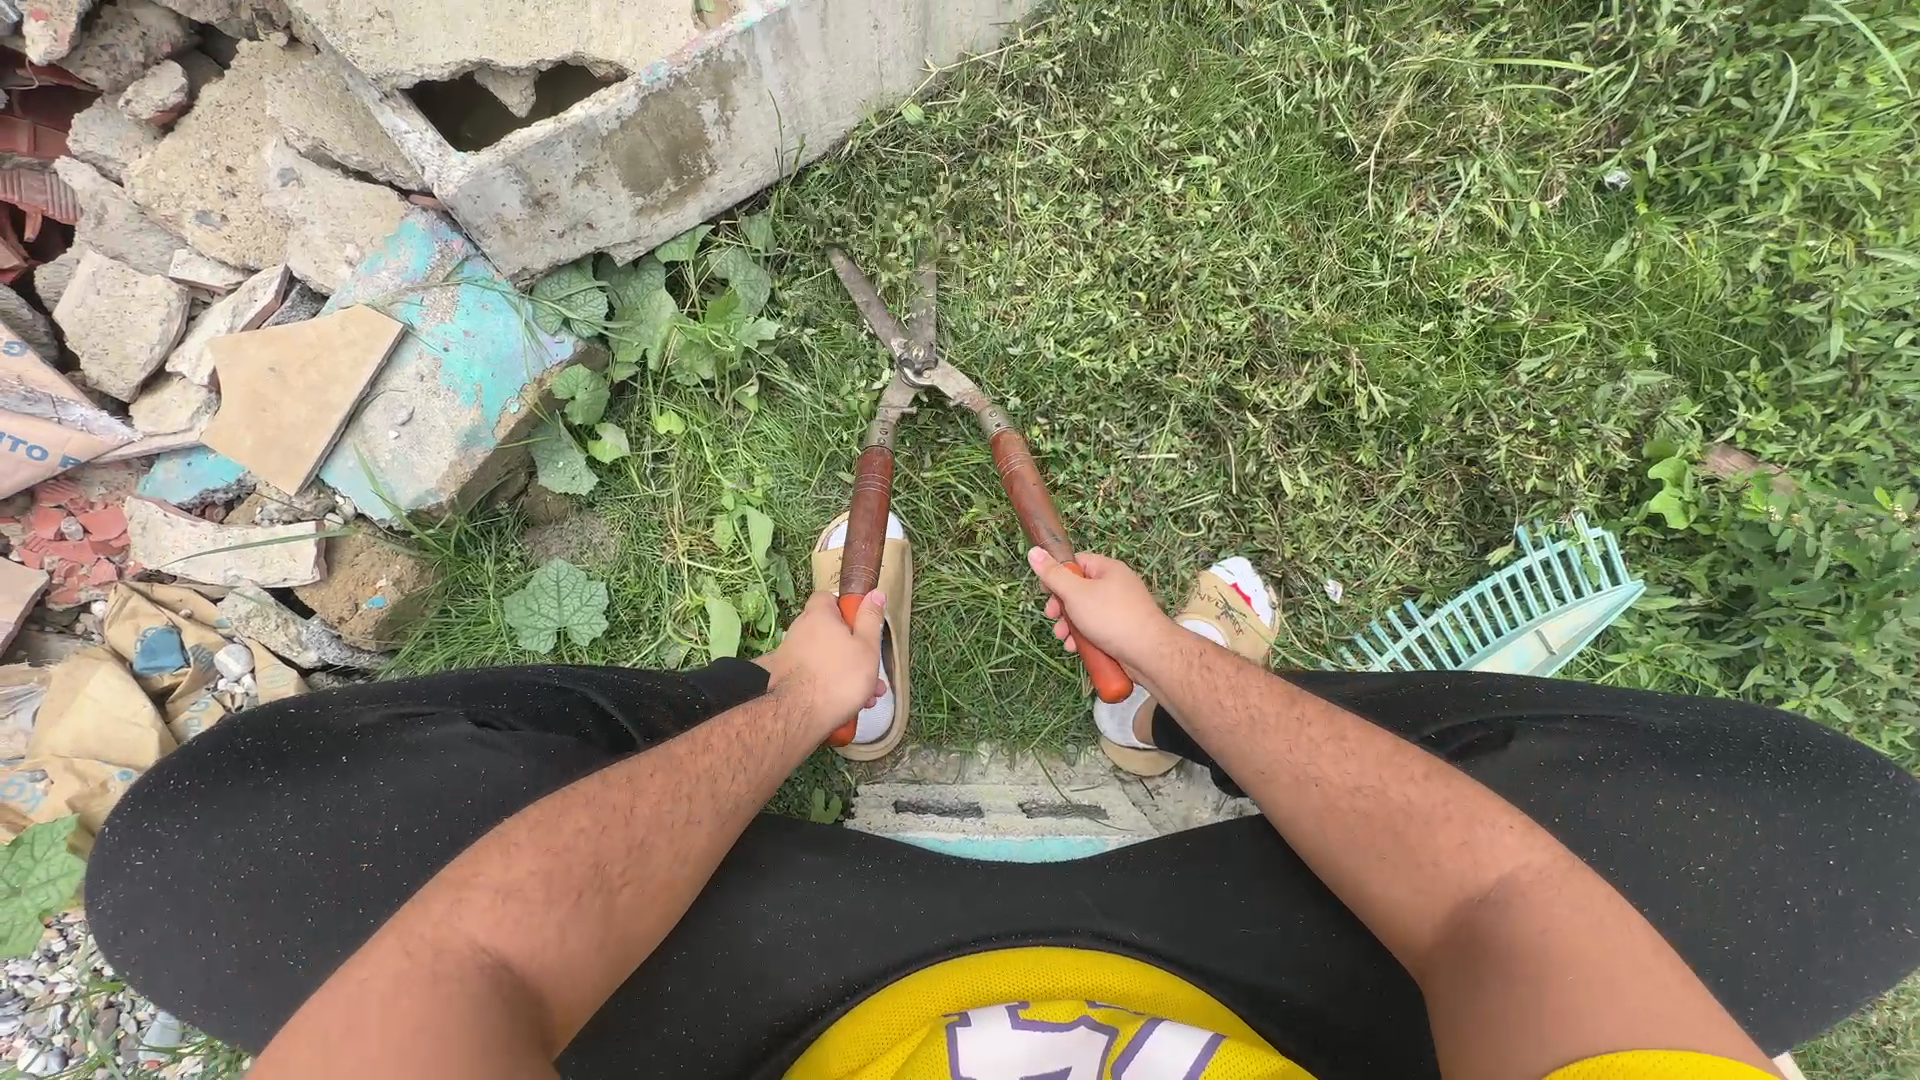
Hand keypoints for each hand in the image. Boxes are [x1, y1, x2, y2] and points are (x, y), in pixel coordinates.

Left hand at [755, 591, 887, 735]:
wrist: (800, 716)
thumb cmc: (840, 677)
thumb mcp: (867, 646)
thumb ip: (871, 618)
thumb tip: (875, 593)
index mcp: (819, 616)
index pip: (827, 597)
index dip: (845, 608)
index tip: (860, 626)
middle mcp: (799, 630)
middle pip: (829, 631)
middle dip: (853, 649)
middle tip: (871, 669)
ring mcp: (789, 654)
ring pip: (824, 657)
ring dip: (845, 671)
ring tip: (867, 696)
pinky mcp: (784, 677)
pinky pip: (813, 674)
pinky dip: (828, 684)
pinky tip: (846, 705)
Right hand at [1027, 548, 1176, 673]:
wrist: (1148, 653)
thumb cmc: (1111, 618)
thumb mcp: (1076, 593)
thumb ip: (1053, 574)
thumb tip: (1034, 552)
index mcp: (1107, 569)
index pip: (1076, 562)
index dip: (1057, 574)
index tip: (1046, 591)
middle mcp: (1115, 586)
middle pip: (1078, 590)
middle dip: (1061, 606)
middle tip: (1053, 617)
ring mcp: (1120, 609)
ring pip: (1085, 612)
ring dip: (1069, 625)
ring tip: (1063, 638)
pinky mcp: (1121, 630)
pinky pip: (1096, 628)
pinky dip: (1083, 637)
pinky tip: (1075, 648)